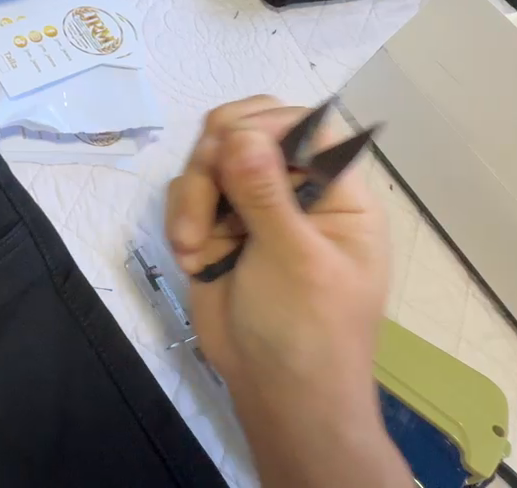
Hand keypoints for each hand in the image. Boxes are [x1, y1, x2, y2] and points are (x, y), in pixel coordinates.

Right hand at [165, 97, 410, 487]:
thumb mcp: (294, 261)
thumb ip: (265, 193)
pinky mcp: (215, 220)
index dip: (267, 124)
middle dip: (216, 159)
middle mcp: (293, 188)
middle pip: (246, 129)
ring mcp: (251, 203)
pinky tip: (191, 255)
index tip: (234, 148)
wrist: (273, 391)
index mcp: (336, 193)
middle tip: (207, 192)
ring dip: (192, 197)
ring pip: (207, 158)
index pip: (307, 125)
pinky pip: (185, 189)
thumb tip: (240, 132)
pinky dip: (180, 218)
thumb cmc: (307, 331)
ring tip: (194, 245)